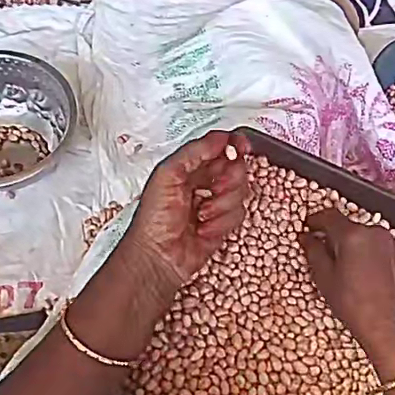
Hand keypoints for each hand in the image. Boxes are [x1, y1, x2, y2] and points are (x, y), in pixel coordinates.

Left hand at [118, 130, 252, 300]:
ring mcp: (215, 203)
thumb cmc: (154, 219)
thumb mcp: (167, 174)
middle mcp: (204, 183)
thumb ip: (194, 152)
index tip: (241, 147)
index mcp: (189, 167)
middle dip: (230, 179)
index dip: (233, 145)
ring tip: (202, 213)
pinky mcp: (223, 224)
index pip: (218, 148)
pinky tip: (204, 228)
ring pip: (240, 192)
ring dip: (222, 204)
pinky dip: (222, 222)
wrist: (158, 256)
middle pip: (236, 168)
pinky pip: (239, 215)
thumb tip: (220, 139)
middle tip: (215, 188)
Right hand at [299, 208, 394, 366]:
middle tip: (323, 254)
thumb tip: (307, 238)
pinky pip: (378, 248)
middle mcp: (374, 233)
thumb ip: (313, 251)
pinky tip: (362, 274)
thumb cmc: (354, 304)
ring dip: (352, 246)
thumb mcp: (324, 278)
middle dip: (334, 236)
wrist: (388, 324)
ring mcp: (390, 244)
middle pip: (348, 226)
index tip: (308, 226)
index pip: (329, 216)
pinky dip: (368, 254)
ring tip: (344, 269)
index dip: (315, 220)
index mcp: (353, 235)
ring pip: (364, 237)